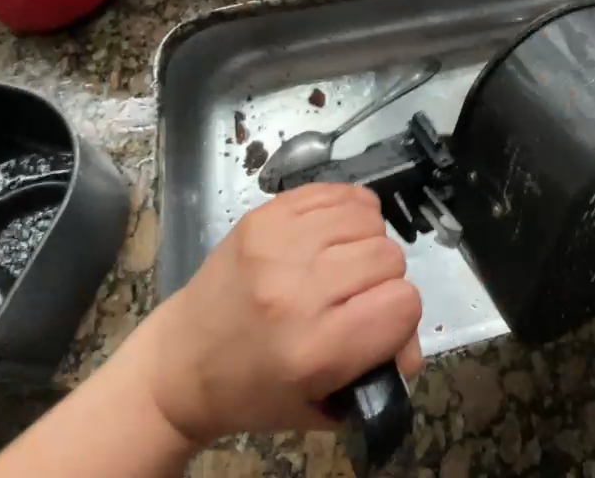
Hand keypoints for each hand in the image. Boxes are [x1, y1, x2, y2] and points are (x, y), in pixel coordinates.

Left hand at [133, 184, 423, 445]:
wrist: (179, 364)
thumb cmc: (255, 390)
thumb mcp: (321, 402)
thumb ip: (379, 372)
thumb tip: (415, 351)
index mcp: (313, 348)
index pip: (403, 303)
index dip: (402, 314)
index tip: (381, 323)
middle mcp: (297, 291)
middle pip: (389, 256)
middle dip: (384, 278)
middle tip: (357, 295)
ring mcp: (278, 245)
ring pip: (369, 219)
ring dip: (367, 240)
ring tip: (344, 261)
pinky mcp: (264, 216)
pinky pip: (338, 192)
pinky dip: (348, 210)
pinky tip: (333, 233)